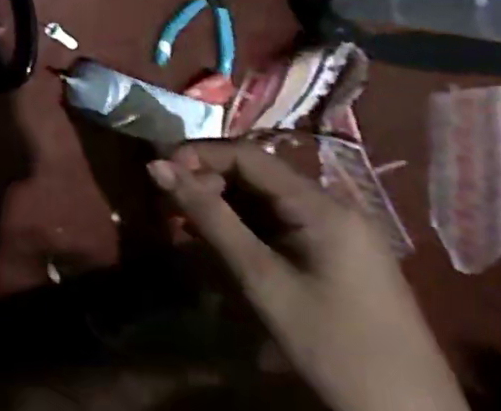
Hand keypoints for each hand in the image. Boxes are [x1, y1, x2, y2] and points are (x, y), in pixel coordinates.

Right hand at [149, 143, 467, 410]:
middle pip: (260, 174)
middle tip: (171, 205)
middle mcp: (335, 206)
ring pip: (271, 199)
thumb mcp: (263, 280)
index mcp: (321, 204)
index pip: (248, 154)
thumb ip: (210, 219)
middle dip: (210, 180)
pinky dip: (251, 226)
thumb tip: (156, 166)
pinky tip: (228, 245)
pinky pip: (287, 223)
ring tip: (190, 224)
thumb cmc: (333, 346)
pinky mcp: (343, 257)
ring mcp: (343, 232)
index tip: (159, 172)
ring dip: (228, 204)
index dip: (200, 155)